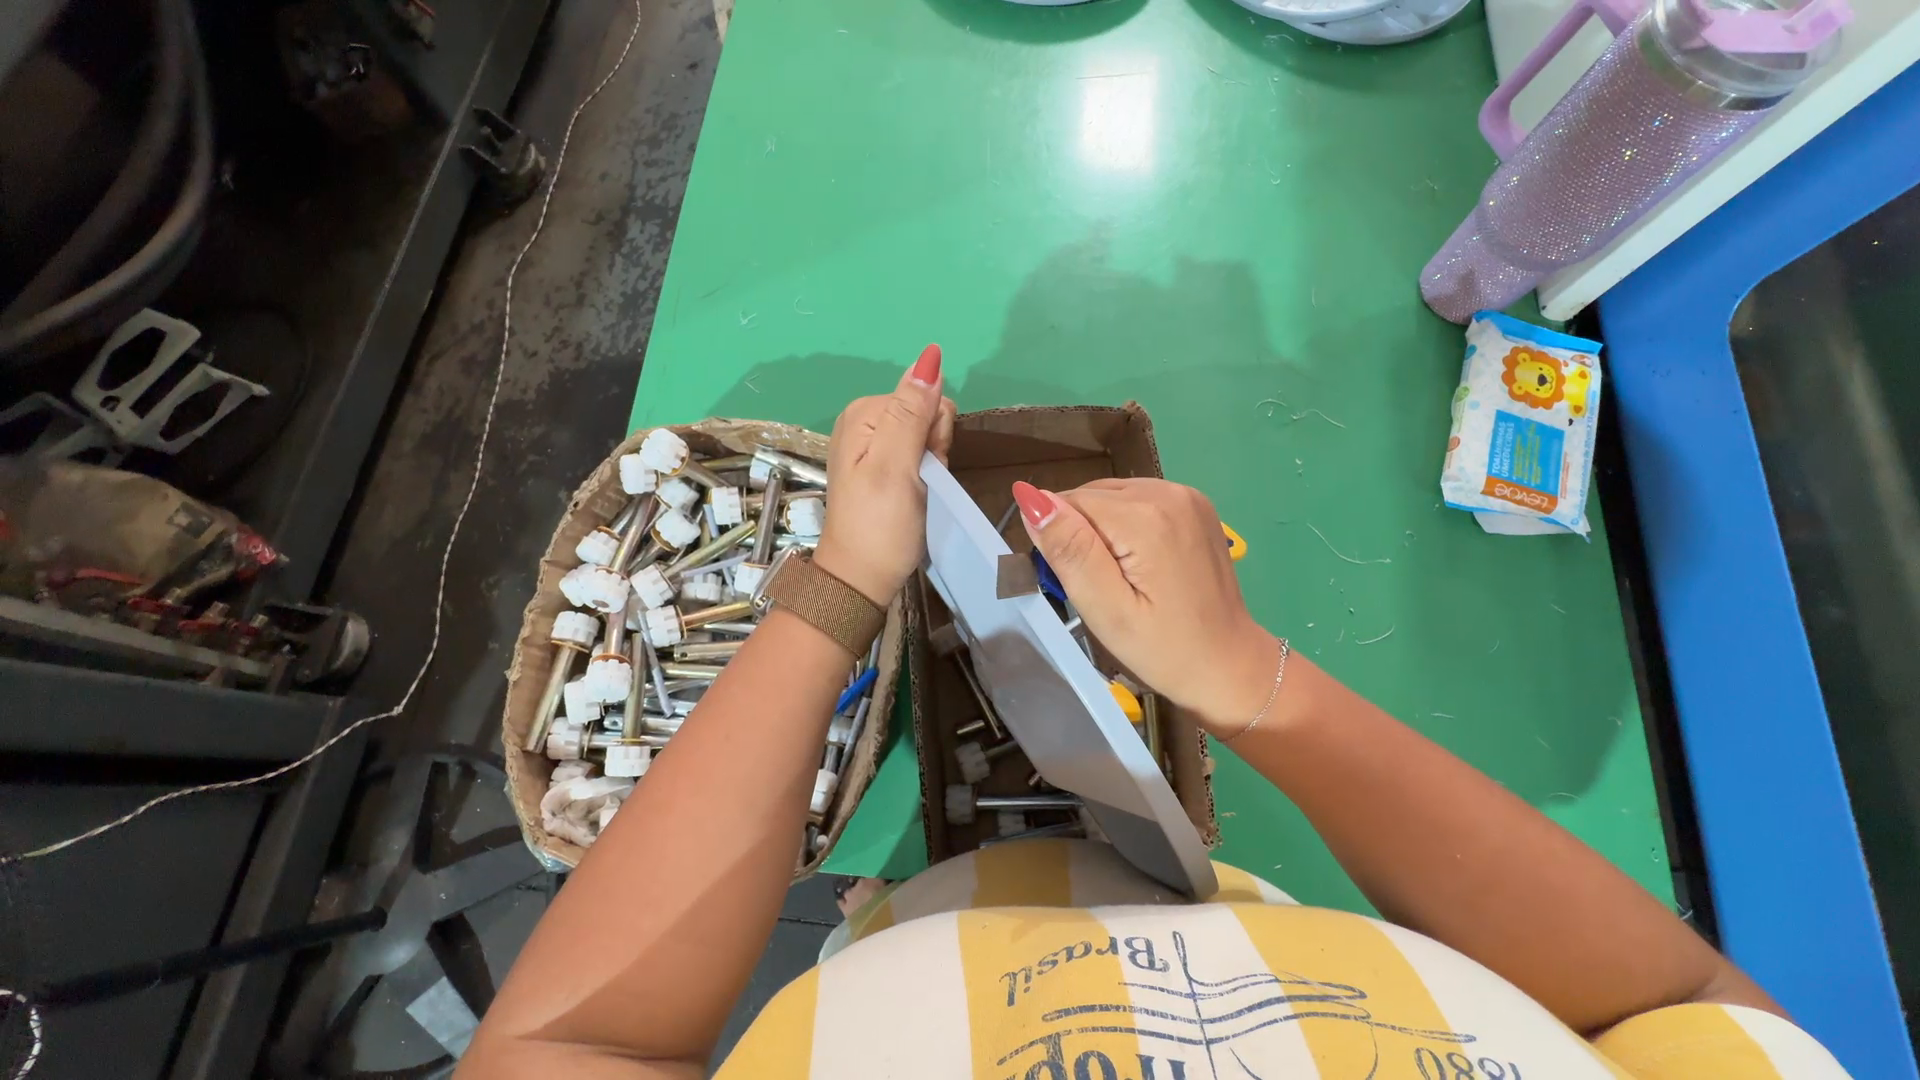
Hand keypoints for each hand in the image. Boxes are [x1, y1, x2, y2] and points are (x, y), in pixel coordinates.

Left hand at [813, 345, 957, 604]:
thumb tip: (930, 355)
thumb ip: (913, 411)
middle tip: (918, 480)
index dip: (935, 432)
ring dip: (933, 464)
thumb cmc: (881, 523)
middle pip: (927, 414)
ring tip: (917, 492)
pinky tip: (917, 496)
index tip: (922, 465)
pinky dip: (926, 475)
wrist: (862, 578)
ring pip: (928, 436)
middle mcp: (866, 421)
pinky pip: (920, 456)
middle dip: (934, 447)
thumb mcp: (897, 465)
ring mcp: (874, 446)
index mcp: (864, 413)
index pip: (925, 397)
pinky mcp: (884, 467)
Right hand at [1012, 478, 1280, 738]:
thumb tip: (1030, 497)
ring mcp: (1186, 494)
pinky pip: (1137, 500)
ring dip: (1102, 529)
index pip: (1069, 503)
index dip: (1062, 542)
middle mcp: (1168, 491)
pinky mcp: (1195, 503)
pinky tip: (1140, 562)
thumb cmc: (1162, 649)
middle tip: (1101, 587)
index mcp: (1146, 517)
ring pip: (1111, 495)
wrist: (1227, 664)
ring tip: (1121, 577)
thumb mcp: (1105, 609)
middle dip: (1081, 534)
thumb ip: (1069, 549)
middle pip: (1091, 495)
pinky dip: (1126, 525)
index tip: (1080, 583)